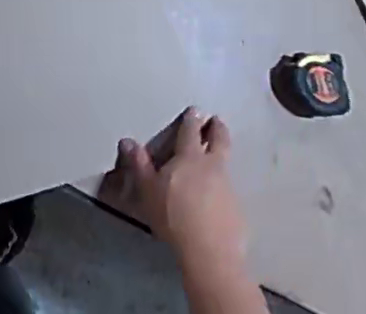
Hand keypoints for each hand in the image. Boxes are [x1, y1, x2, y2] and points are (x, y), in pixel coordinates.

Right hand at [100, 108, 245, 278]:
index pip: (191, 131)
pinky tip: (214, 196)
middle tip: (217, 121)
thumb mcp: (148, 188)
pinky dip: (221, 186)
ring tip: (213, 159)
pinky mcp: (237, 210)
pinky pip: (228, 190)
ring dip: (220, 158)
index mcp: (189, 157)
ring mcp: (228, 189)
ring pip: (225, 166)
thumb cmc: (173, 215)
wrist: (210, 254)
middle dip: (218, 130)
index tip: (196, 110)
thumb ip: (139, 163)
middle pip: (220, 142)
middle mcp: (212, 168)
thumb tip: (128, 141)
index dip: (192, 120)